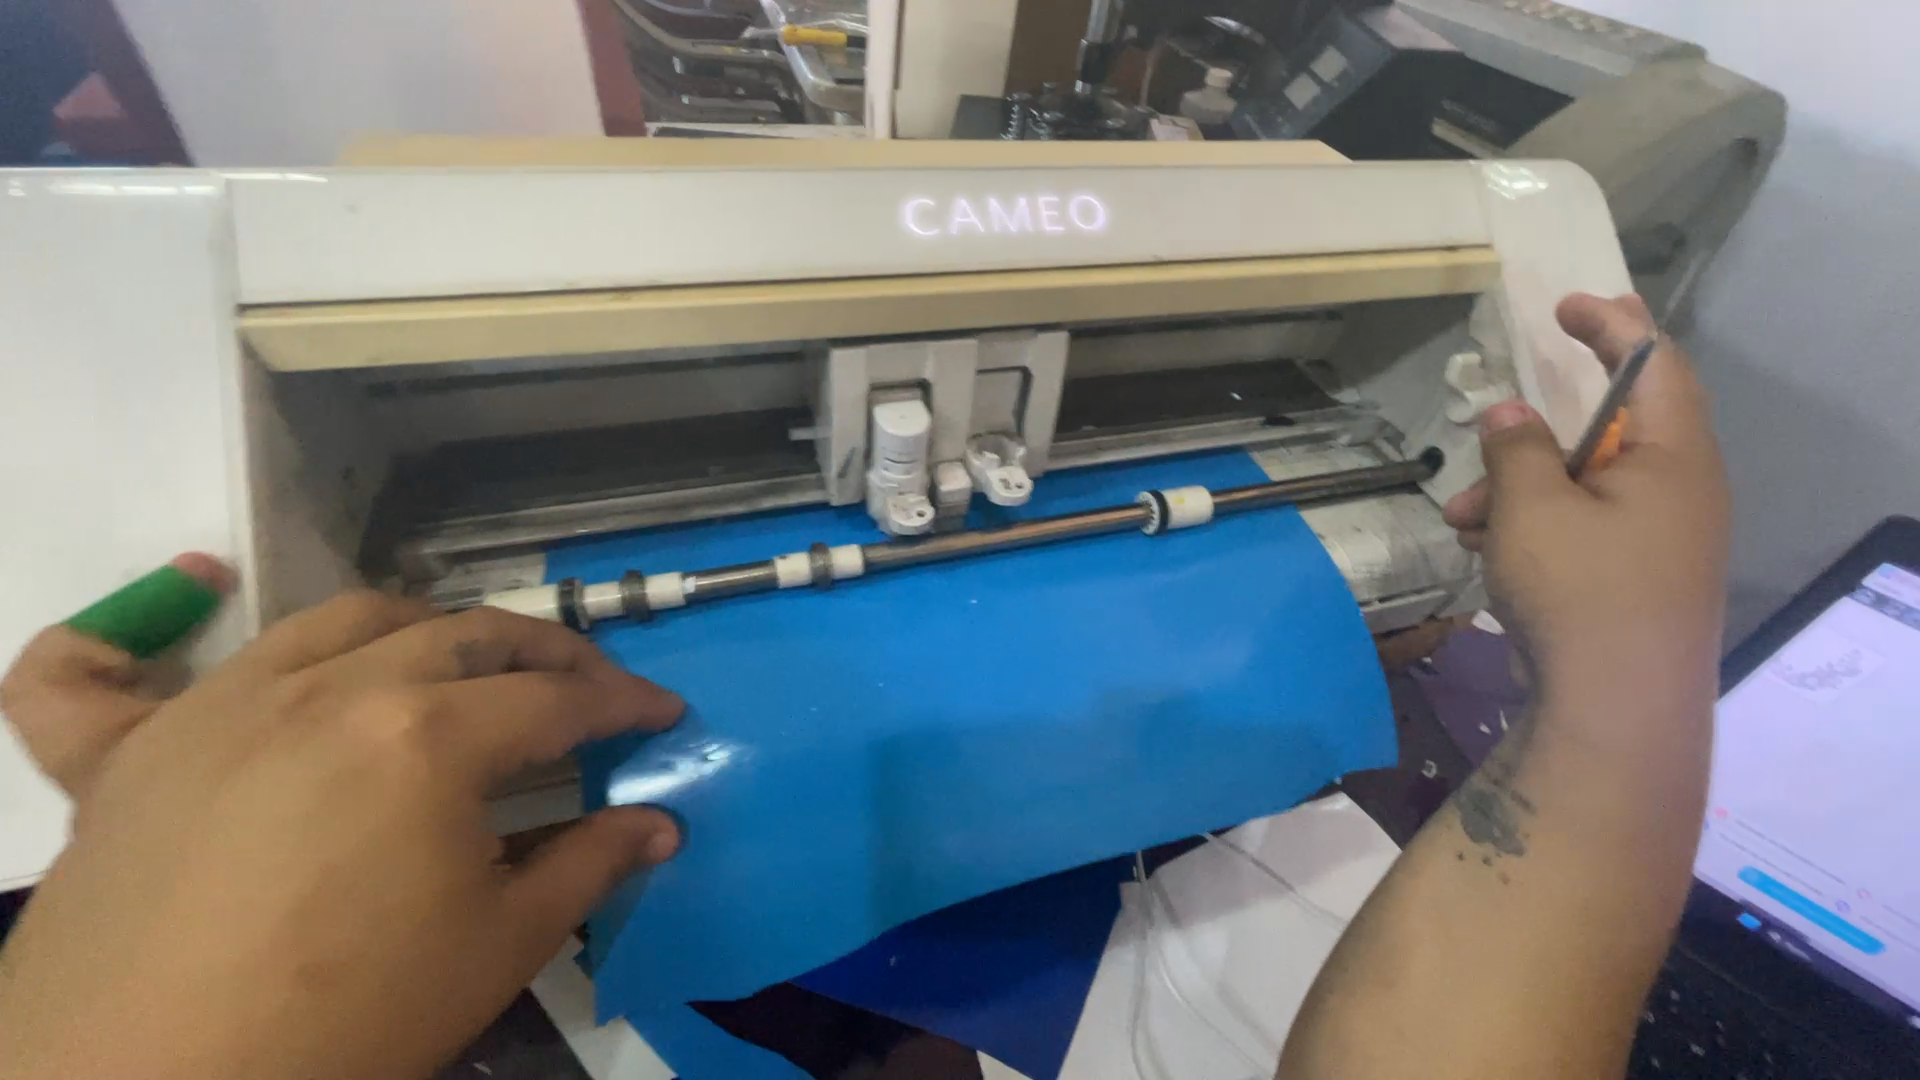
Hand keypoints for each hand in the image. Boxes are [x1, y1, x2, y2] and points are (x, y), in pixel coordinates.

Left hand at [0, 592, 683, 1079]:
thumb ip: (594, 863)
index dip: (626, 702)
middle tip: (589, 687)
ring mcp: (217, 713)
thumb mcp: (506, 943)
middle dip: (551, 653)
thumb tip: (661, 825)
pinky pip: (96, 671)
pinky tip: (193, 582)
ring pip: (344, 620)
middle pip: (471, 635)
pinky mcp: (123, 758)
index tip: (664, 713)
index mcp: (429, 737)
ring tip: (458, 660)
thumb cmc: (352, 1023)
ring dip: (423, 625)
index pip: (560, 699)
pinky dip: (137, 624)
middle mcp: (331, 692)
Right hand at [1442, 293, 1729, 701]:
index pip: (1653, 366)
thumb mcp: (1530, 508)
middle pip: (1602, 432)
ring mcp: (1656, 535)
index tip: (1569, 304)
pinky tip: (1484, 549)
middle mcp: (1677, 488)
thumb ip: (1516, 450)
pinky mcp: (1631, 572)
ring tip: (1463, 520)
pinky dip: (1529, 524)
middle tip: (1482, 445)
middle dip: (1529, 440)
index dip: (1612, 326)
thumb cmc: (1578, 588)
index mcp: (1671, 456)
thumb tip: (1508, 413)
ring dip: (1515, 490)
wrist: (1614, 701)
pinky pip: (1577, 524)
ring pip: (1577, 484)